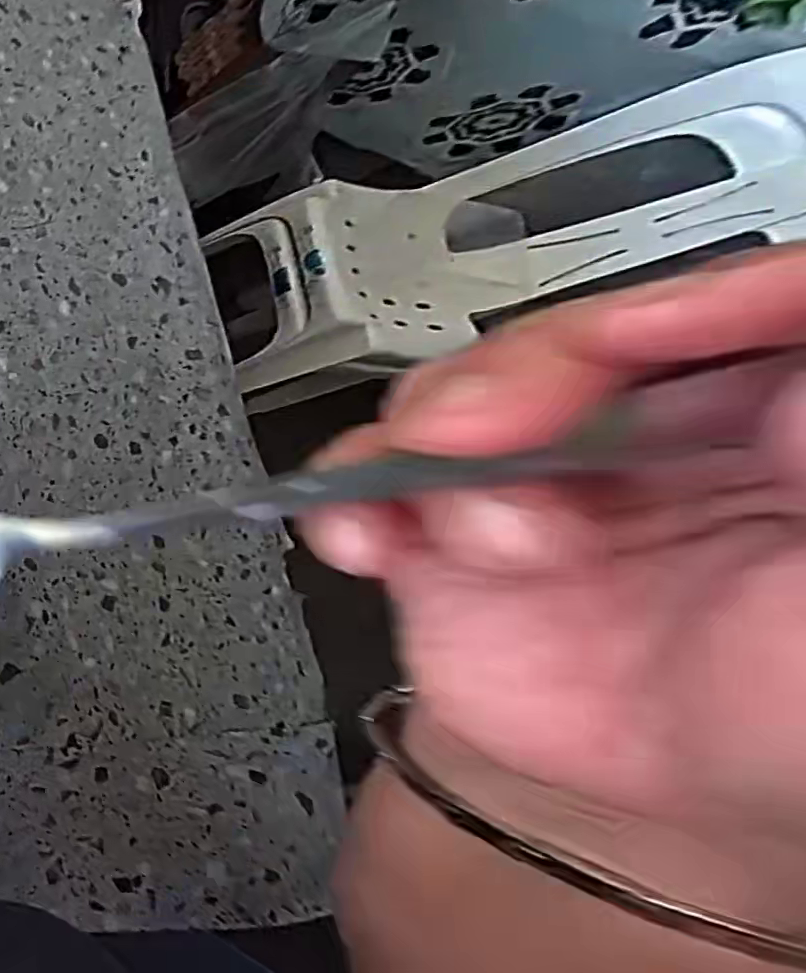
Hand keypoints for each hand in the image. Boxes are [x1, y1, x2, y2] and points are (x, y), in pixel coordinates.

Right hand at [302, 249, 805, 913]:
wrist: (634, 801)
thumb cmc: (781, 715)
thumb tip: (779, 380)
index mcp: (768, 428)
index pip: (723, 316)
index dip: (688, 301)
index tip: (656, 327)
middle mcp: (633, 436)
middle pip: (551, 349)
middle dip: (505, 381)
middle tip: (476, 431)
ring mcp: (513, 477)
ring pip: (434, 405)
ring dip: (424, 465)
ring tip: (482, 545)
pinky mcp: (424, 521)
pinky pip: (354, 482)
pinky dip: (342, 504)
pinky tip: (365, 541)